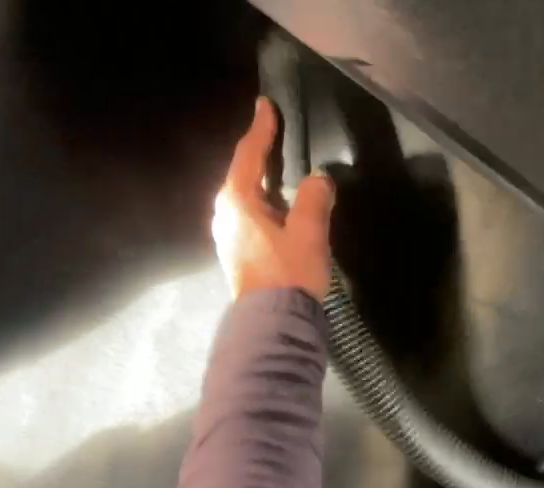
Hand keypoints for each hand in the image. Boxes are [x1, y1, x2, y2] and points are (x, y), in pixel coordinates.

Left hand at [212, 98, 334, 299]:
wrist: (274, 326)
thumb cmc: (289, 274)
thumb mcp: (308, 232)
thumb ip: (313, 198)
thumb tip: (318, 180)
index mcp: (237, 201)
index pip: (249, 155)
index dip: (261, 130)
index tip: (265, 106)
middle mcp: (224, 216)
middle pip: (242, 177)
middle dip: (258, 159)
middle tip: (272, 140)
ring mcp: (227, 240)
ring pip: (244, 201)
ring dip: (261, 188)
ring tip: (278, 179)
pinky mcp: (237, 259)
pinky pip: (248, 222)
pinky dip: (262, 210)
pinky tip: (276, 215)